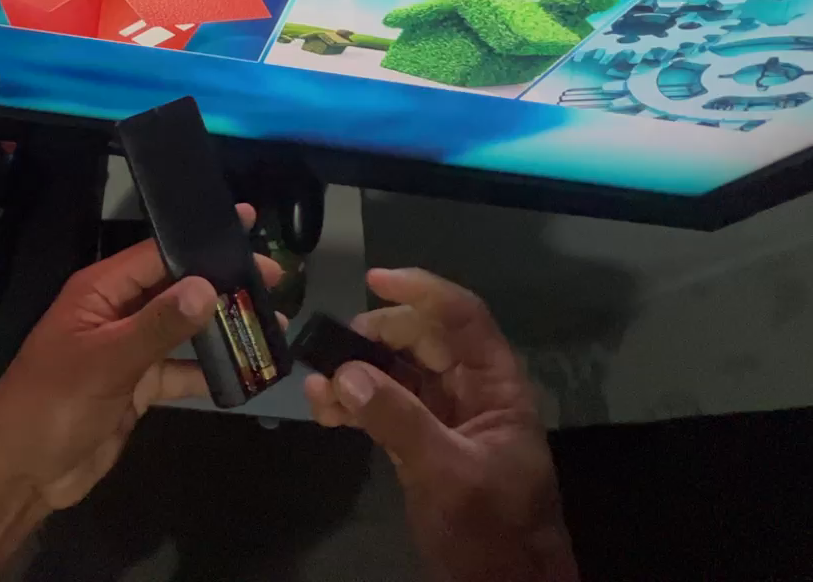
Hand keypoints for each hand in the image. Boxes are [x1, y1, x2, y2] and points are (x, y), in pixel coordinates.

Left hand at [0, 205, 281, 508]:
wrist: (22, 475)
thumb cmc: (52, 404)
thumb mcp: (106, 360)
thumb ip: (158, 325)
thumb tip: (207, 286)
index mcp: (102, 290)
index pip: (159, 253)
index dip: (202, 240)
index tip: (248, 225)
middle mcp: (118, 311)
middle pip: (177, 288)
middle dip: (222, 283)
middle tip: (274, 279)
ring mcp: (129, 349)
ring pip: (184, 329)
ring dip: (222, 328)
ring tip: (272, 323)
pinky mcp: (137, 385)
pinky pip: (180, 369)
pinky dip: (209, 371)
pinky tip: (246, 373)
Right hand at [305, 269, 577, 581]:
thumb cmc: (494, 532)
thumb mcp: (450, 474)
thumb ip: (401, 420)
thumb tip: (346, 372)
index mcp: (494, 384)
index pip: (463, 317)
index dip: (422, 291)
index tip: (374, 280)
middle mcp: (467, 388)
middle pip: (419, 338)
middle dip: (375, 336)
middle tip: (335, 346)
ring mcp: (440, 413)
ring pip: (393, 370)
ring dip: (354, 371)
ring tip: (318, 387)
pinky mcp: (417, 438)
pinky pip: (380, 403)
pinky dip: (351, 402)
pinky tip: (321, 408)